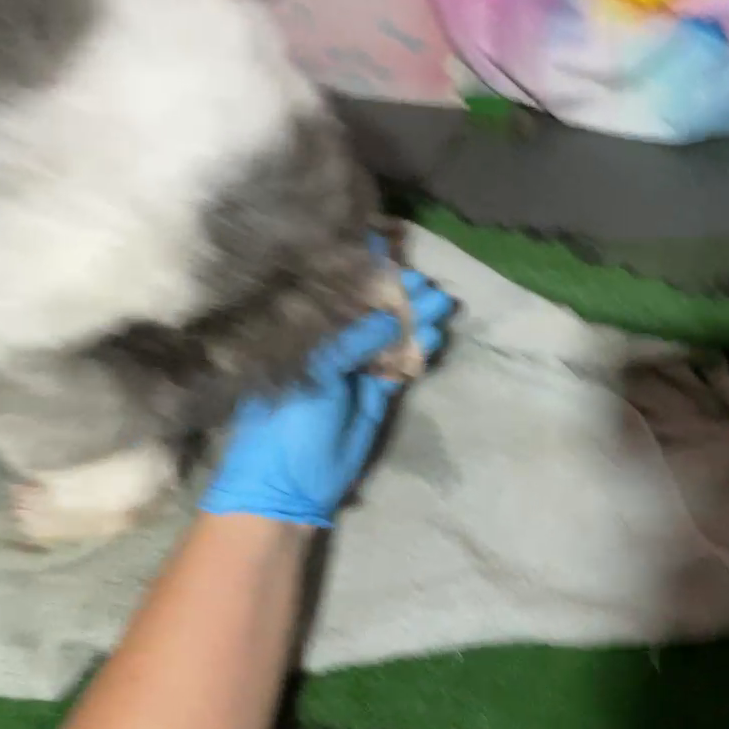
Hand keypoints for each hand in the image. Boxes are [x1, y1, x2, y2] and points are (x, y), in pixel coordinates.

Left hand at [200, 271, 456, 526]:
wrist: (291, 483)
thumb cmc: (288, 420)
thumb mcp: (317, 370)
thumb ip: (354, 338)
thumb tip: (392, 315)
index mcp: (303, 333)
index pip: (335, 291)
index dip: (361, 270)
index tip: (388, 245)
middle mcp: (331, 345)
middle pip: (370, 311)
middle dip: (398, 295)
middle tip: (425, 280)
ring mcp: (356, 369)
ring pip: (391, 336)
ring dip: (415, 320)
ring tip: (440, 302)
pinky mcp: (377, 393)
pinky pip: (401, 365)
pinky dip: (417, 351)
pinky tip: (434, 337)